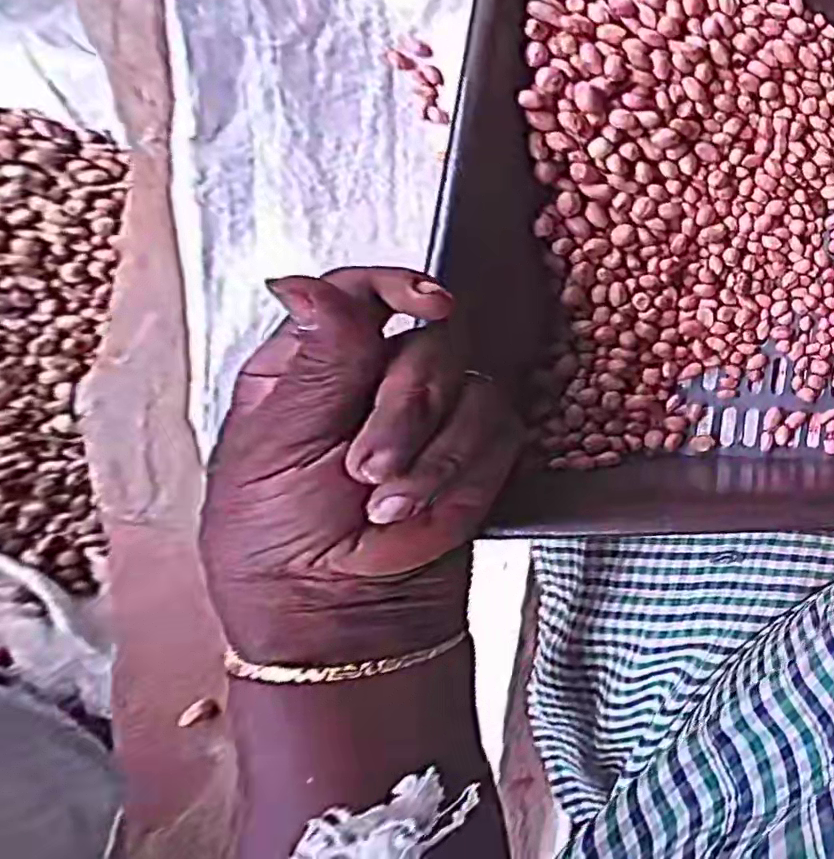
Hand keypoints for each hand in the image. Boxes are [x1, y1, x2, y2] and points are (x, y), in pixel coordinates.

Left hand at [203, 267, 523, 665]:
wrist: (346, 604)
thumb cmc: (281, 538)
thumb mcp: (276, 449)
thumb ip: (317, 365)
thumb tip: (308, 286)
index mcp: (317, 366)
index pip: (364, 294)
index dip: (399, 288)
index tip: (428, 303)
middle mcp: (386, 378)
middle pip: (432, 341)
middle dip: (409, 406)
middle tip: (369, 467)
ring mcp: (445, 409)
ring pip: (473, 389)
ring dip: (434, 453)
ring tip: (389, 503)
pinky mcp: (489, 440)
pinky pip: (500, 430)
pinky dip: (463, 471)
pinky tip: (424, 505)